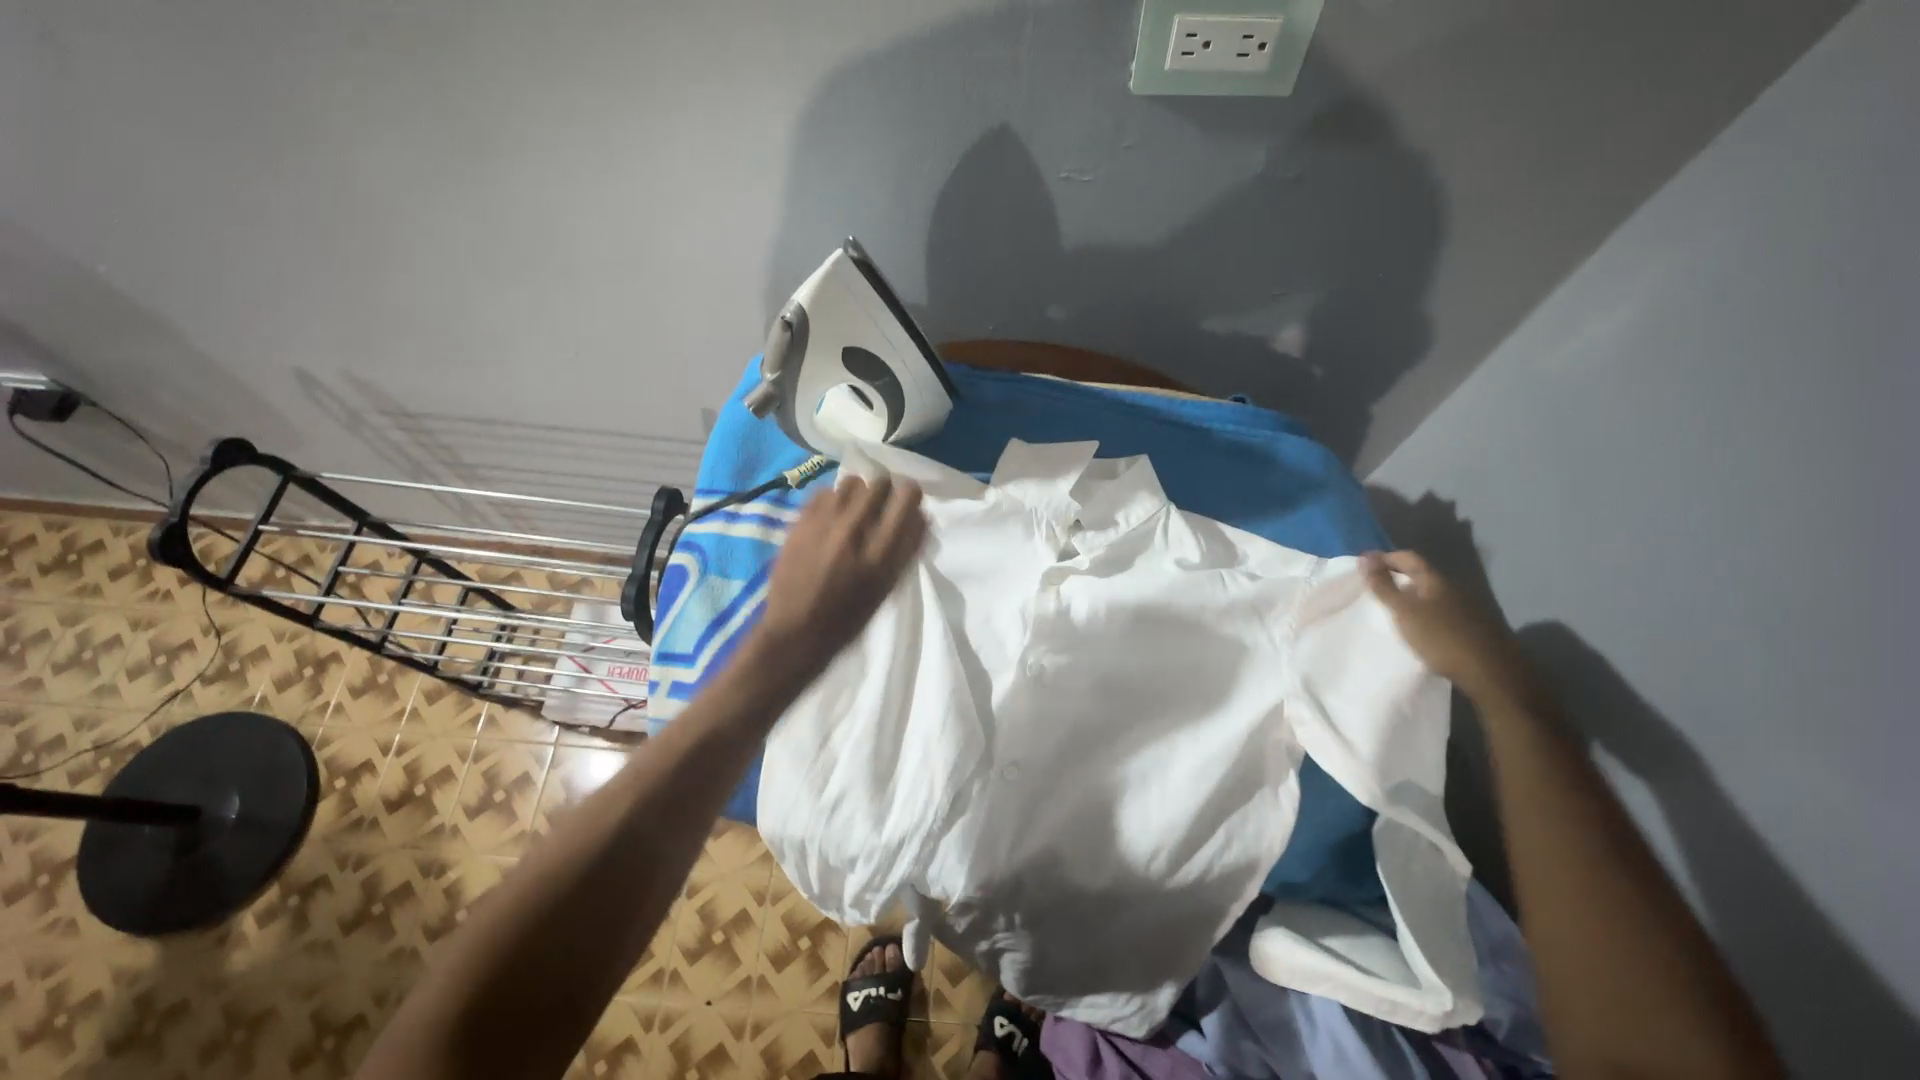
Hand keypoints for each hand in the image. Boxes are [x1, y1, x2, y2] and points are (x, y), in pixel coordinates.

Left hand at [753, 474, 926, 675]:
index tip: (905, 502)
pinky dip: (831, 501)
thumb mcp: (886, 587)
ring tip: (852, 512)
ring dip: (857, 493)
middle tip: (878, 507)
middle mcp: (855, 530)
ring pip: (851, 482)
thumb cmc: (848, 617)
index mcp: (882, 552)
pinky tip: (828, 520)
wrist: (797, 630)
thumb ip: (905, 550)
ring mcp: (825, 523)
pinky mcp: (801, 522)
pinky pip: (824, 492)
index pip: (907, 497)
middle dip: (883, 491)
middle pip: (880, 482)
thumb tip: (919, 516)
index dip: (909, 495)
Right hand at [1359, 550, 1526, 701]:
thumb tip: (1365, 556)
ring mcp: (1464, 608)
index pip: (1409, 557)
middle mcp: (1452, 588)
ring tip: (1391, 609)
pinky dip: (1422, 612)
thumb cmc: (1440, 637)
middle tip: (1374, 586)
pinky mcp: (1470, 626)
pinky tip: (1416, 627)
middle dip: (1397, 576)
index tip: (1364, 566)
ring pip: (1431, 594)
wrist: (1488, 671)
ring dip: (1410, 596)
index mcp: (1435, 580)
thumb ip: (1384, 585)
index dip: (1386, 557)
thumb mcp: (1405, 611)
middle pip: (1421, 574)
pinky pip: (1439, 610)